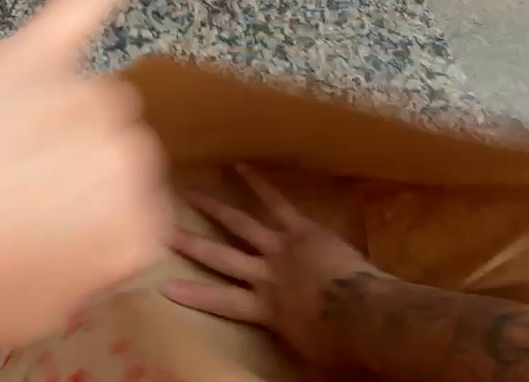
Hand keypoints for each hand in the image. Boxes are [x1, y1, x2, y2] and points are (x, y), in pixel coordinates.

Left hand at [0, 0, 169, 357]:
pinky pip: (77, 15)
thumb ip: (84, 267)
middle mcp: (122, 154)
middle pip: (114, 141)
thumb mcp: (38, 311)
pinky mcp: (27, 53)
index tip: (53, 225)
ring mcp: (74, 95)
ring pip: (88, 91)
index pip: (134, 207)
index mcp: (133, 227)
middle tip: (15, 189)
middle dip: (75, 161)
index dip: (88, 216)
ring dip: (58, 109)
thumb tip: (84, 240)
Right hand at [162, 164, 387, 373]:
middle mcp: (263, 274)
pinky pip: (277, 203)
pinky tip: (241, 166)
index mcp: (265, 308)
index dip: (192, 295)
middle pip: (220, 256)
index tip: (163, 286)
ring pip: (239, 224)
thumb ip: (289, 340)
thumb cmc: (341, 343)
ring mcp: (279, 247)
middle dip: (189, 242)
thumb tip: (288, 361)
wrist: (365, 316)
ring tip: (190, 191)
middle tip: (163, 229)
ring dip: (214, 207)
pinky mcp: (299, 229)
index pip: (220, 300)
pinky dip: (259, 184)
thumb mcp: (309, 355)